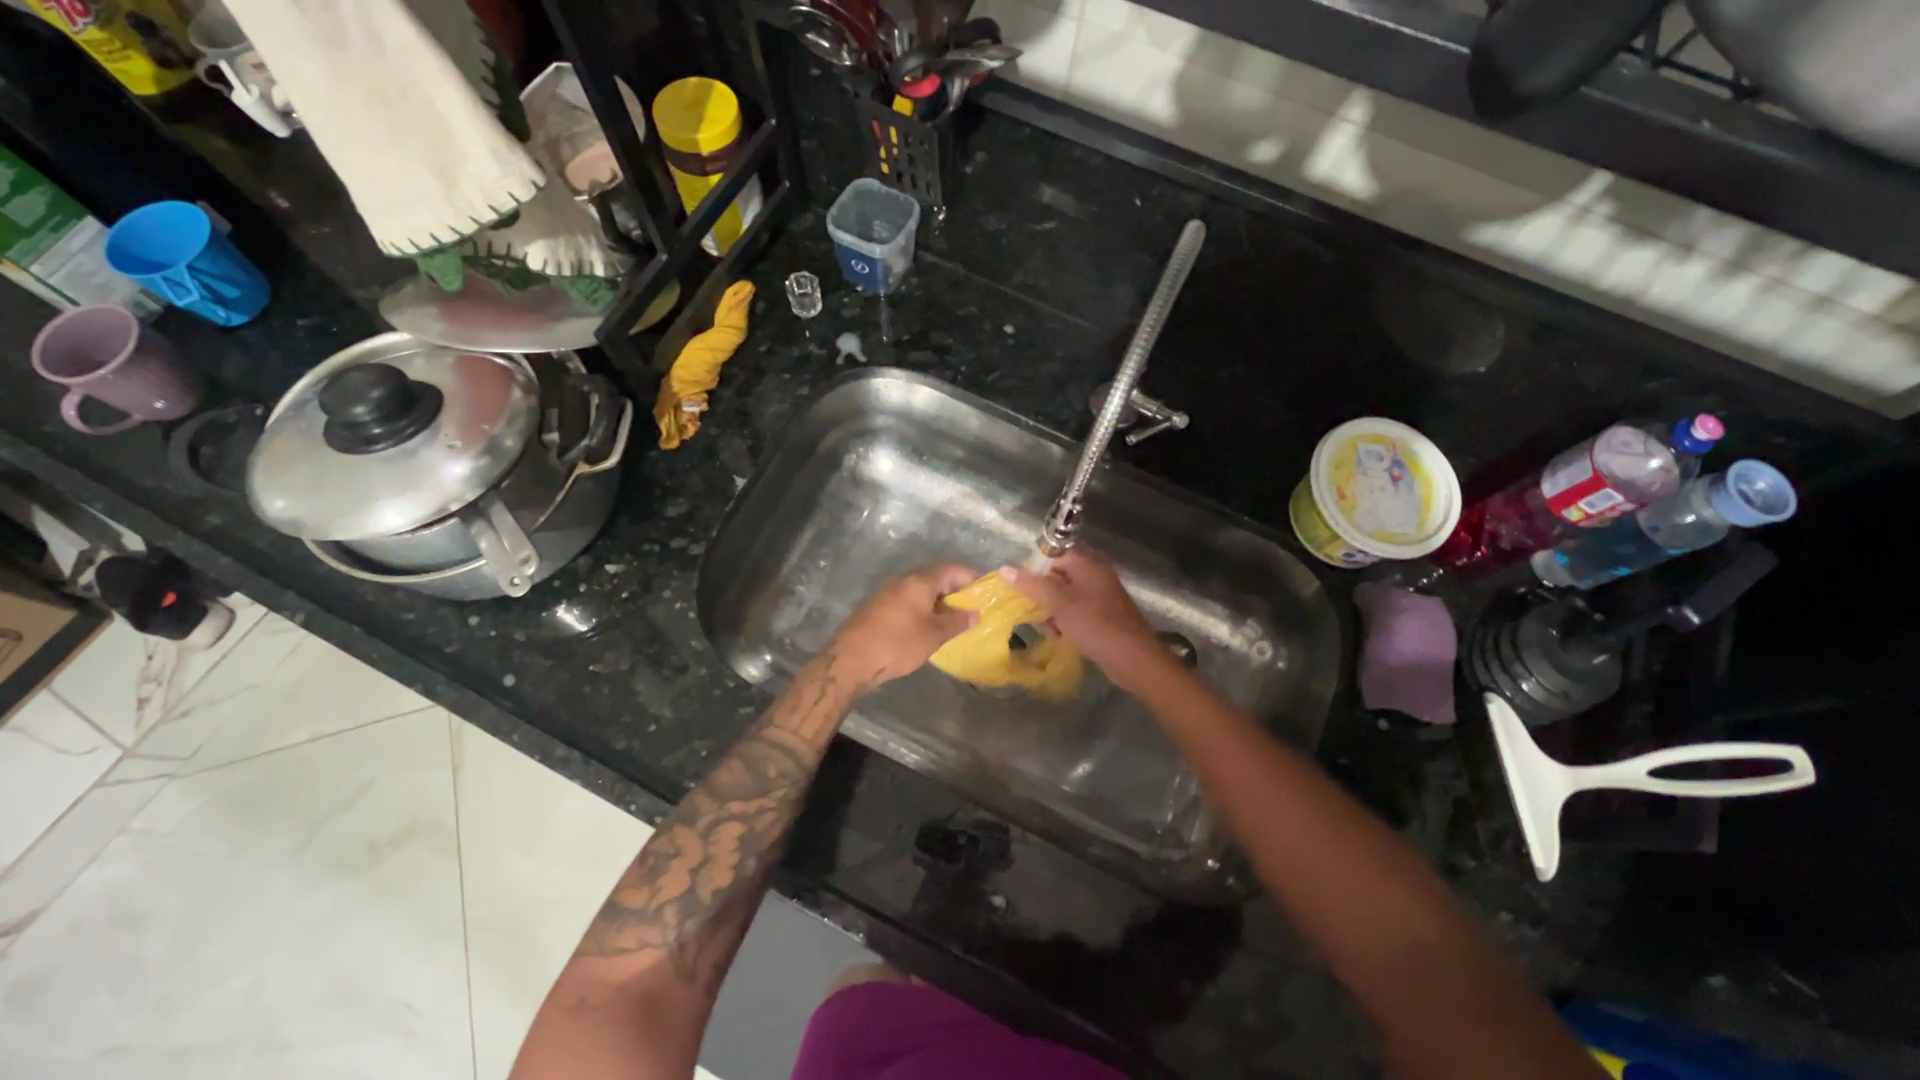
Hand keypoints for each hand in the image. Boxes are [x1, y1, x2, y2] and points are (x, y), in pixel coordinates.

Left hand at [831, 564, 978, 688]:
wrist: (851, 659)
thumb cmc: (897, 643)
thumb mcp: (934, 635)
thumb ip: (957, 622)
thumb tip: (974, 613)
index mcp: (919, 582)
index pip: (951, 569)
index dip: (970, 576)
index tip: (985, 590)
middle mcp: (902, 581)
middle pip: (935, 579)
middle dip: (955, 592)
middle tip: (972, 609)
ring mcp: (887, 594)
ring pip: (920, 592)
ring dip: (938, 603)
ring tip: (953, 622)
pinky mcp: (877, 609)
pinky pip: (907, 603)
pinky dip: (922, 611)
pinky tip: (928, 629)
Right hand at [999, 550, 1168, 688]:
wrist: (1132, 658)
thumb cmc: (1095, 624)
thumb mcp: (1059, 603)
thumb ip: (1032, 585)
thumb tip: (1004, 569)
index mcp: (1088, 564)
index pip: (1055, 551)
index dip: (1035, 564)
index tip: (1019, 583)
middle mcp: (1096, 574)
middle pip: (1059, 574)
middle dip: (1041, 591)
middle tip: (1030, 607)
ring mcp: (1101, 596)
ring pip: (1066, 595)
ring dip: (1052, 609)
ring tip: (1047, 626)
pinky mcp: (1103, 616)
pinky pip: (1076, 611)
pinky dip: (1065, 620)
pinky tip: (1059, 635)